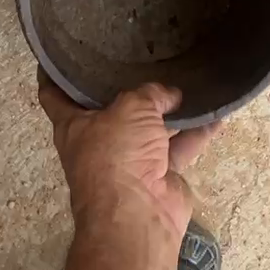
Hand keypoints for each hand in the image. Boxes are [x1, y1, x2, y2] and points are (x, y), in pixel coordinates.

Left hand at [37, 74, 214, 248]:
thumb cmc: (117, 154)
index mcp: (73, 125)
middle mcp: (98, 142)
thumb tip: (170, 95)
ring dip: (169, 109)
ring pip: (150, 128)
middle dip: (124, 88)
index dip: (53, 73)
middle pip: (109, 109)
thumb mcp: (131, 107)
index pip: (53, 95)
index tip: (59, 55)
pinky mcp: (159, 175)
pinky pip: (180, 147)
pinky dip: (197, 132)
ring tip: (186, 79)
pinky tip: (217, 113)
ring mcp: (129, 161)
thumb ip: (150, 93)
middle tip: (140, 57)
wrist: (139, 214)